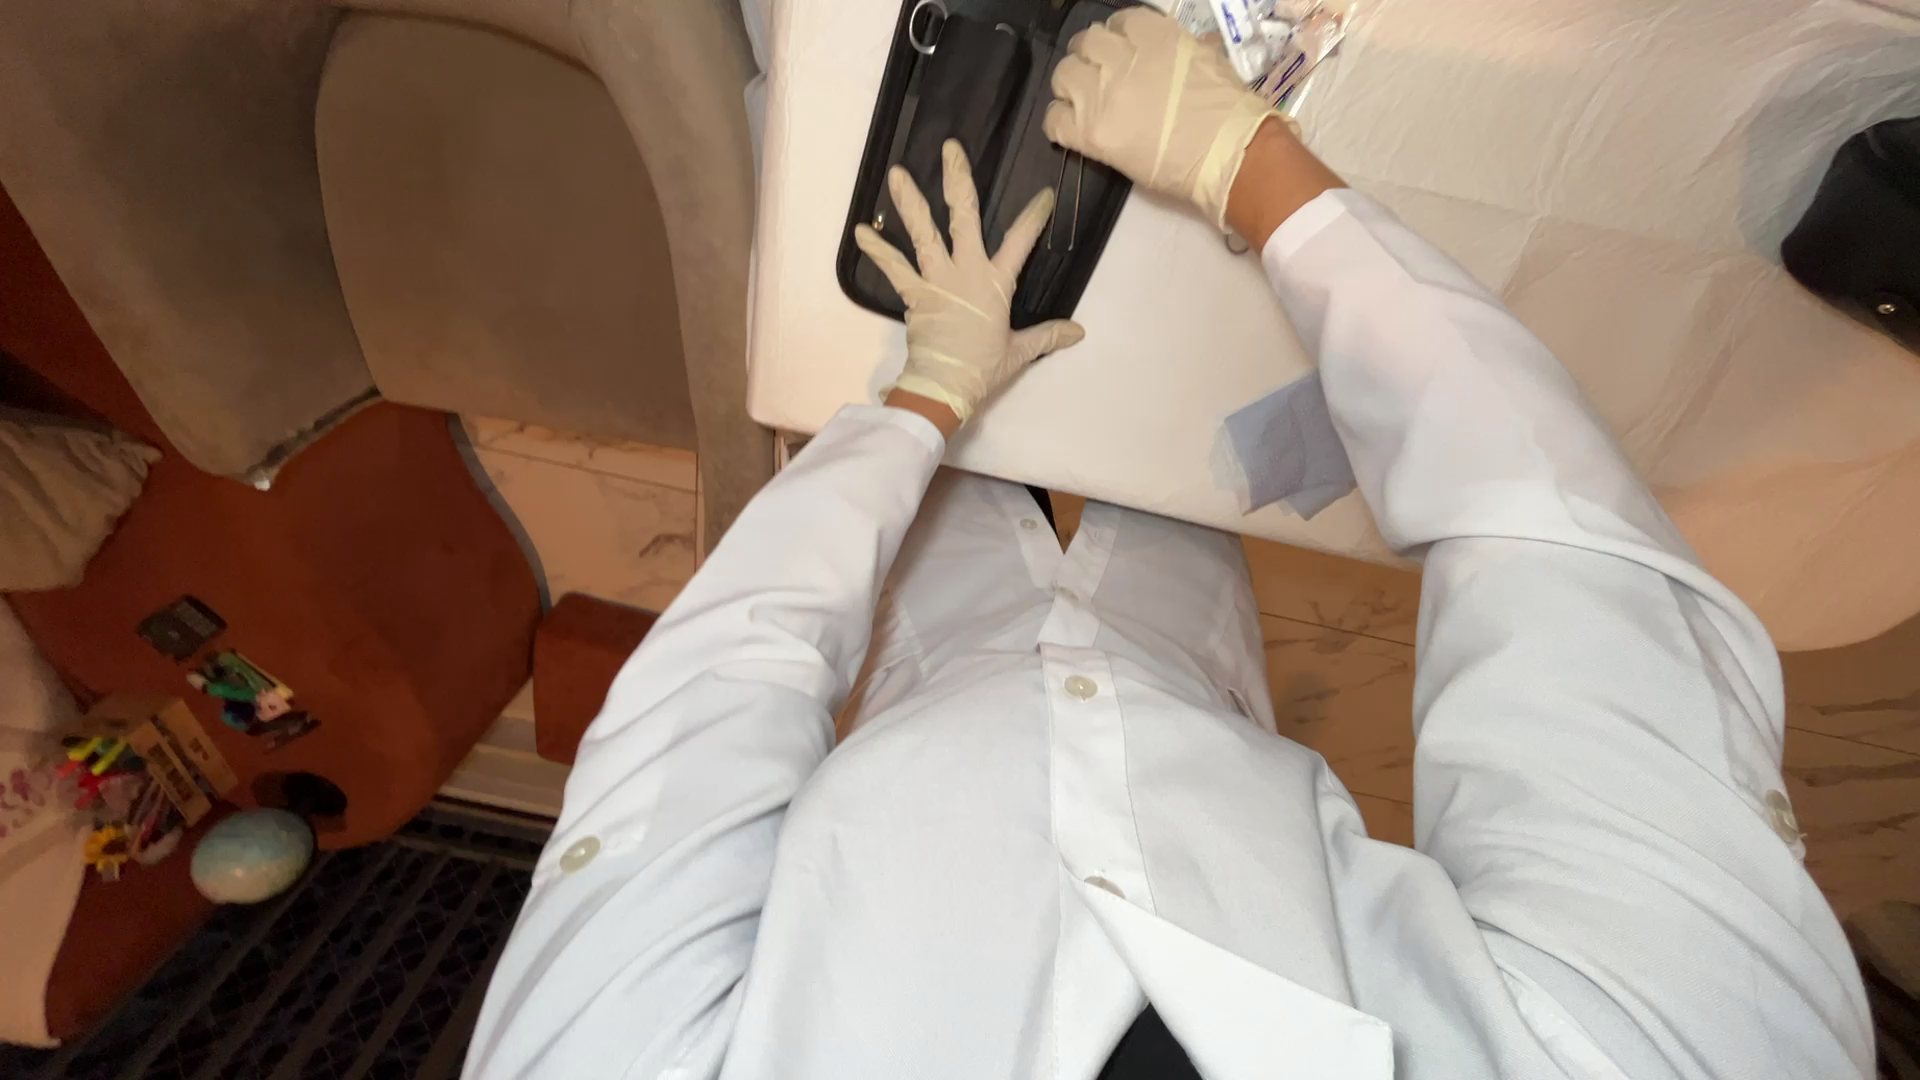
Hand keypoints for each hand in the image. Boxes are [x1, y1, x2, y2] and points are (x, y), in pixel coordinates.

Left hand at [855, 140, 1085, 424]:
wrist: (946, 385)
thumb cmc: (984, 367)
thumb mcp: (1019, 352)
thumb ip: (1047, 336)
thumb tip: (1078, 331)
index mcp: (996, 282)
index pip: (1021, 241)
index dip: (1033, 216)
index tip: (1043, 195)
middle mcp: (966, 270)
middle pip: (964, 216)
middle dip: (958, 181)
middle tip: (949, 149)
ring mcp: (937, 279)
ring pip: (923, 232)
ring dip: (909, 202)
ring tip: (896, 173)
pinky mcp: (914, 294)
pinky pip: (893, 268)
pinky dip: (877, 250)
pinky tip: (860, 230)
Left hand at [1044, 7, 1276, 229]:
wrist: (1224, 152)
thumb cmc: (1226, 109)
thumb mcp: (1211, 59)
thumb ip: (1190, 48)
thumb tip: (1194, 47)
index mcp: (1154, 34)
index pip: (1119, 22)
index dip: (1116, 39)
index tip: (1120, 55)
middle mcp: (1121, 59)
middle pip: (1085, 44)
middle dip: (1087, 58)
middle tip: (1095, 78)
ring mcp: (1101, 96)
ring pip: (1063, 76)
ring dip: (1069, 87)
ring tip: (1080, 103)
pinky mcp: (1090, 134)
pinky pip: (1053, 120)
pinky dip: (1057, 123)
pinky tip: (1069, 130)